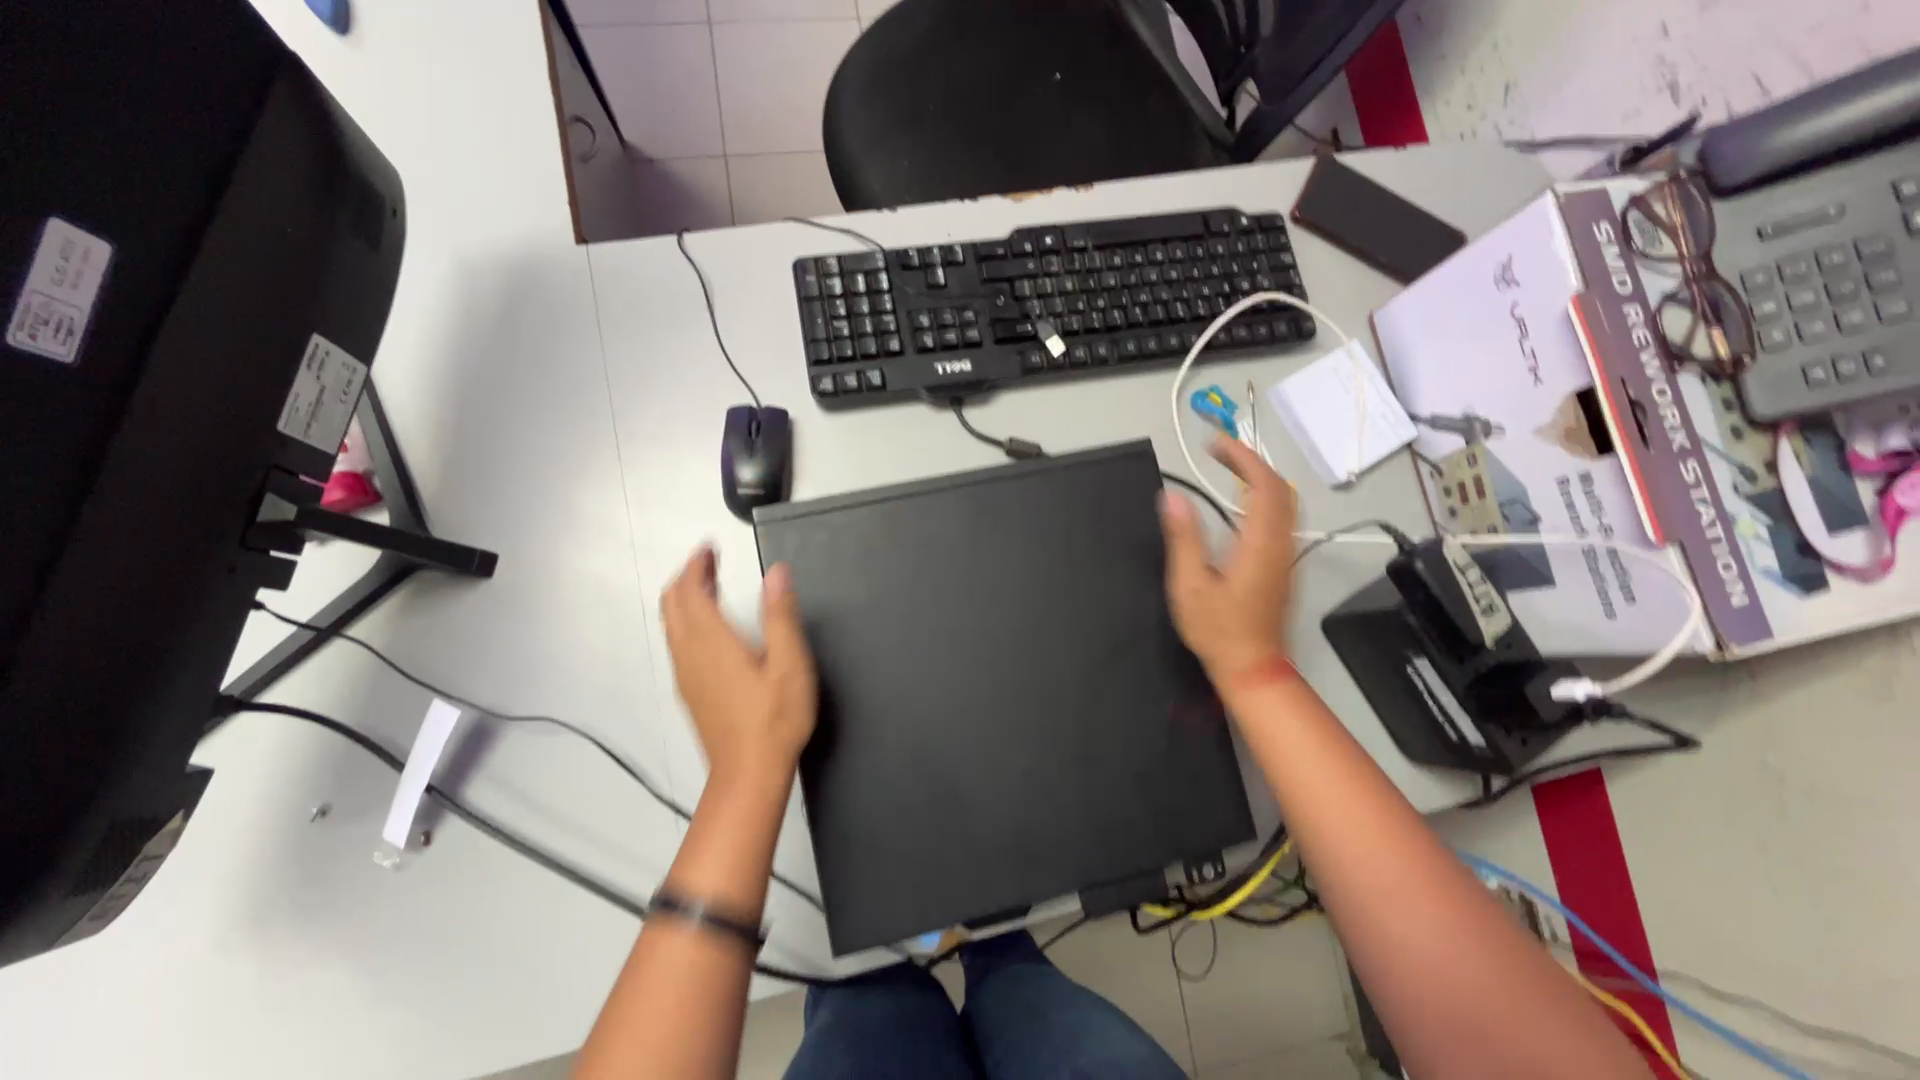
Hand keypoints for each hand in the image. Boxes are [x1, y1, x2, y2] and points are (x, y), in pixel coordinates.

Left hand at [660, 547, 816, 785]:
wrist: (748, 773)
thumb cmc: (775, 719)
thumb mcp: (790, 664)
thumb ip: (781, 615)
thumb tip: (777, 572)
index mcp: (711, 640)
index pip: (690, 590)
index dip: (697, 564)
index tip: (710, 547)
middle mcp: (689, 653)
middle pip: (672, 604)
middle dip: (687, 577)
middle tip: (711, 562)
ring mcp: (685, 674)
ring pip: (671, 624)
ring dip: (684, 599)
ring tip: (710, 587)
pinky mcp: (689, 692)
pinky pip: (677, 643)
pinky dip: (686, 621)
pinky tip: (710, 629)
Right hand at [1159, 435, 1298, 681]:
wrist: (1253, 667)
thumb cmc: (1218, 630)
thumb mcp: (1190, 585)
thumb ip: (1183, 537)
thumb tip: (1170, 497)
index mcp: (1260, 543)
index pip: (1262, 483)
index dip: (1241, 456)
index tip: (1213, 445)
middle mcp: (1280, 543)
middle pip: (1279, 487)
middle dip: (1250, 461)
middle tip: (1218, 453)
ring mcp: (1286, 555)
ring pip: (1284, 502)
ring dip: (1258, 478)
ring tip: (1227, 470)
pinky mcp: (1282, 566)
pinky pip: (1281, 518)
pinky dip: (1262, 498)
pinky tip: (1238, 505)